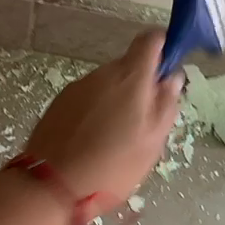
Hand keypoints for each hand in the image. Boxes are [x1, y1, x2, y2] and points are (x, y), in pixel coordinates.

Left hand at [21, 31, 183, 207]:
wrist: (51, 185)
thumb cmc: (112, 165)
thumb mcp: (152, 141)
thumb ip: (166, 104)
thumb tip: (173, 77)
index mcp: (131, 77)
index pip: (150, 39)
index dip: (163, 47)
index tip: (167, 70)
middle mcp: (103, 73)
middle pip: (128, 65)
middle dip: (140, 86)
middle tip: (143, 122)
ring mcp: (78, 86)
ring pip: (107, 83)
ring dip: (117, 100)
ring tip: (115, 138)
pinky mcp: (59, 101)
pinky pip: (88, 97)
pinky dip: (95, 110)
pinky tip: (92, 140)